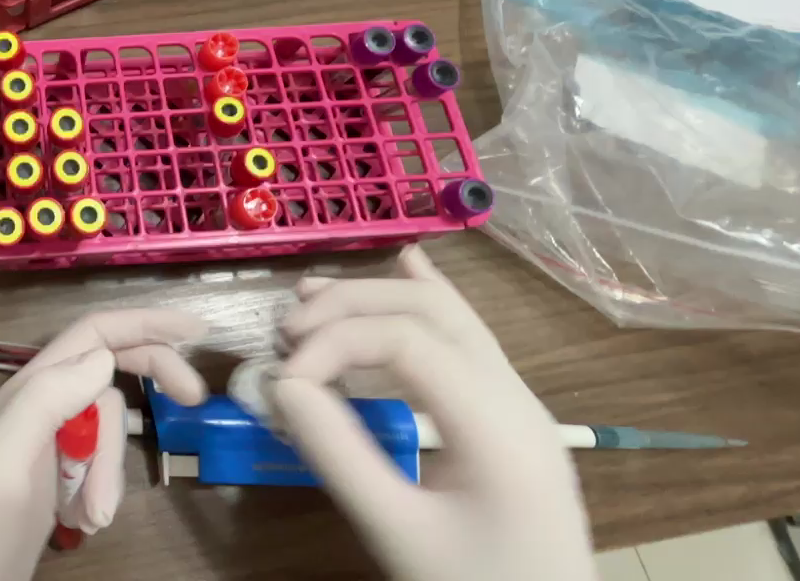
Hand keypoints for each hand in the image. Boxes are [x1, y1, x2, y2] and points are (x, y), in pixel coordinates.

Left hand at [0, 308, 208, 580]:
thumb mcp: (4, 458)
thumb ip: (48, 398)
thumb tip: (104, 356)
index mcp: (31, 387)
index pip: (94, 334)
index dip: (143, 323)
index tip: (194, 328)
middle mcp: (43, 402)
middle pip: (109, 371)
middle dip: (150, 381)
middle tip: (194, 400)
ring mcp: (51, 440)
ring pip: (110, 426)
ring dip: (112, 470)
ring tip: (93, 515)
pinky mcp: (59, 476)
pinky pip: (102, 465)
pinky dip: (105, 489)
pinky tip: (85, 519)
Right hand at [268, 245, 596, 580]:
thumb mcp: (397, 536)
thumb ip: (337, 455)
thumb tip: (282, 385)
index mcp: (500, 429)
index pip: (405, 342)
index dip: (334, 343)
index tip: (285, 378)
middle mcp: (516, 397)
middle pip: (427, 311)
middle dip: (348, 305)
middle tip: (286, 330)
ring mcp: (517, 401)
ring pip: (446, 313)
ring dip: (375, 296)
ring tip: (309, 296)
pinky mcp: (506, 412)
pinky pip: (466, 334)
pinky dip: (426, 296)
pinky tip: (407, 264)